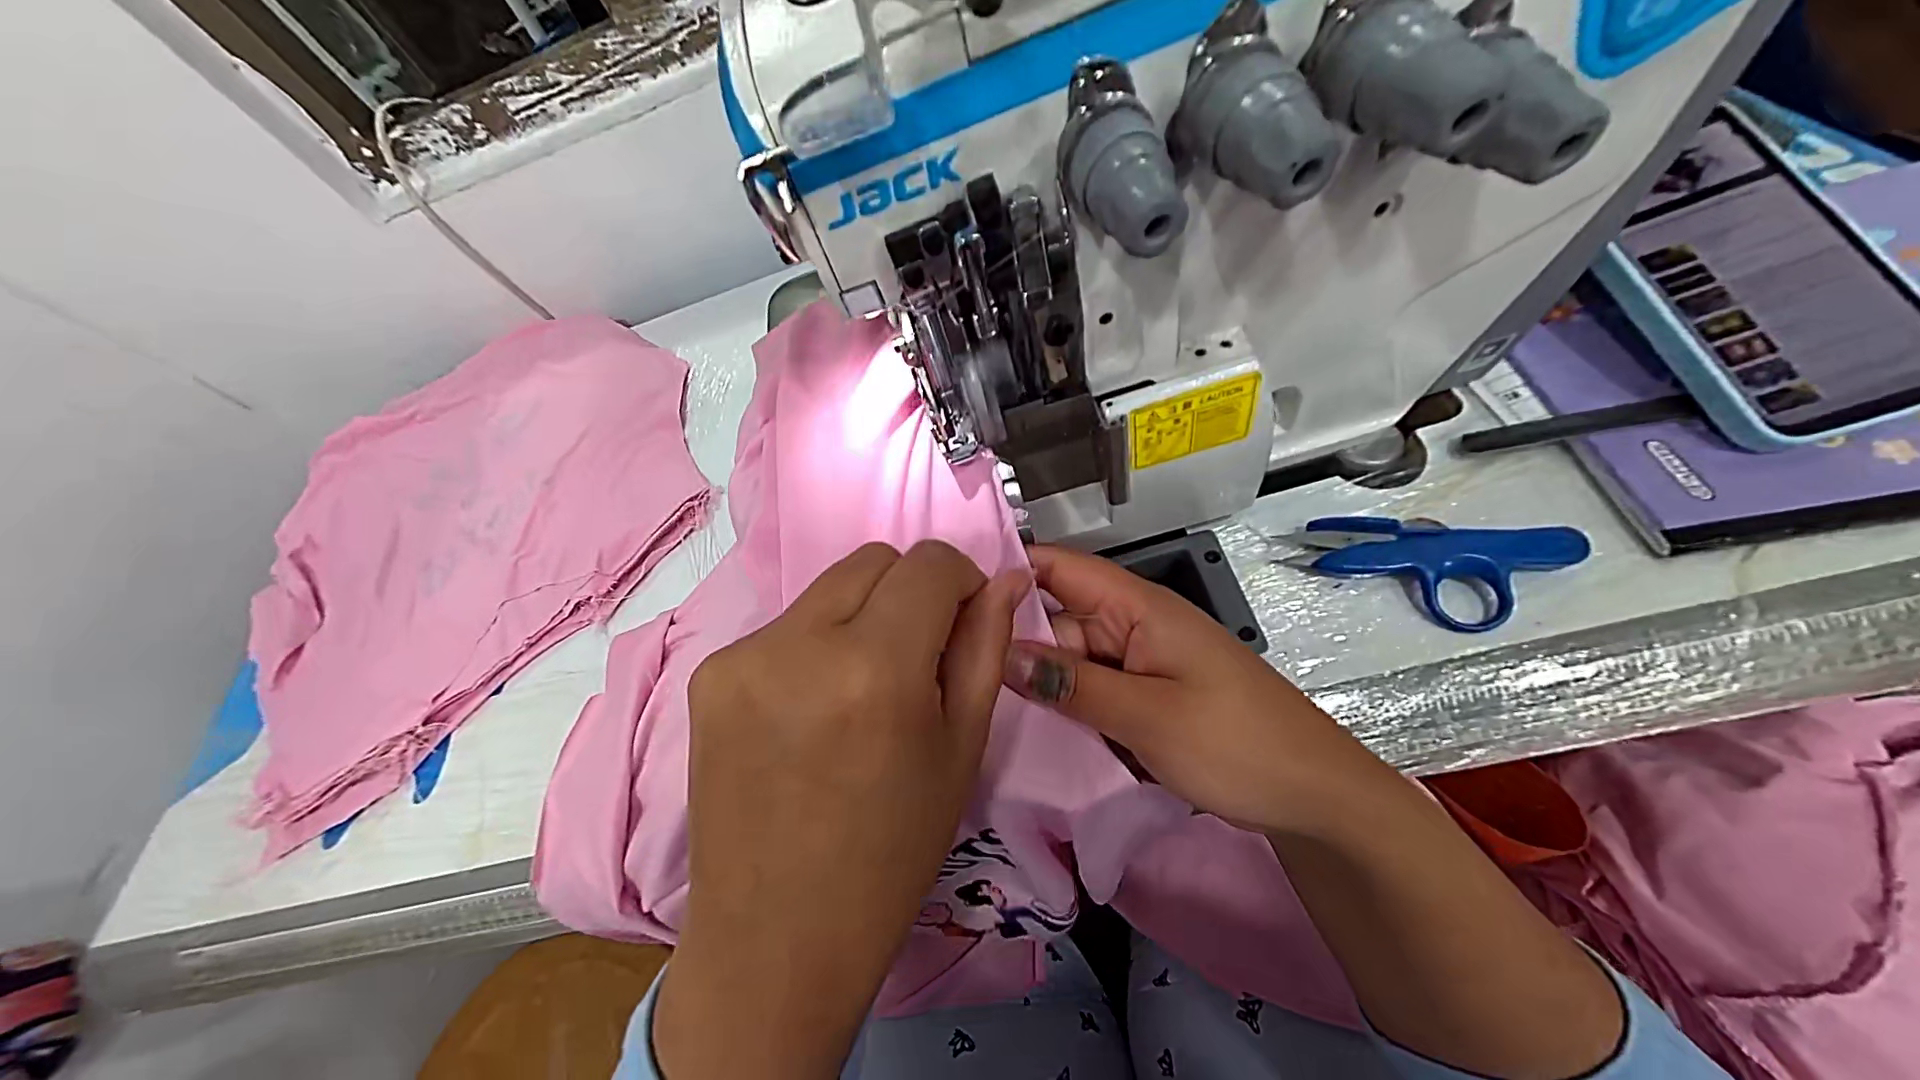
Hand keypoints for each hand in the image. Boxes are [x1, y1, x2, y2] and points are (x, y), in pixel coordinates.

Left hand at [656, 541, 1024, 1079]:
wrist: (777, 938)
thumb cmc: (891, 853)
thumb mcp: (961, 749)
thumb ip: (985, 647)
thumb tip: (1005, 580)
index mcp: (874, 668)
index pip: (930, 563)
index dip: (962, 581)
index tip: (964, 623)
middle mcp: (797, 643)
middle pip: (874, 561)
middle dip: (911, 592)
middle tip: (917, 659)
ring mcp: (741, 655)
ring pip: (829, 589)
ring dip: (862, 617)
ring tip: (862, 690)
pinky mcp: (709, 673)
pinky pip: (786, 626)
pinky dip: (816, 645)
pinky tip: (815, 710)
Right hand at [1006, 546, 1623, 1078]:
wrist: (1316, 797)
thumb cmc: (1237, 745)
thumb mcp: (1147, 716)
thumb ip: (1070, 684)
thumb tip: (1000, 655)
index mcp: (1137, 606)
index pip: (1058, 566)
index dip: (1007, 571)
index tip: (952, 599)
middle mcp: (1133, 623)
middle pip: (1056, 615)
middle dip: (1014, 638)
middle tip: (954, 671)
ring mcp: (1139, 660)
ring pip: (1070, 655)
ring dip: (1038, 676)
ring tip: (981, 697)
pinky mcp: (1146, 693)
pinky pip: (1091, 686)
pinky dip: (1066, 700)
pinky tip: (1034, 723)